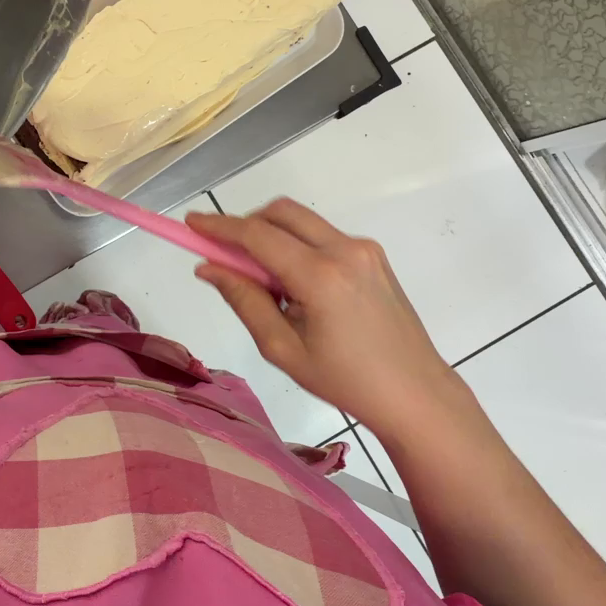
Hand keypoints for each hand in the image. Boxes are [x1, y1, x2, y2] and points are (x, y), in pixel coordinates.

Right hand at [187, 199, 466, 431]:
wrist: (415, 392)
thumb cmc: (344, 379)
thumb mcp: (281, 347)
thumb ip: (243, 300)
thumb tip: (208, 267)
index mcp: (320, 276)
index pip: (257, 235)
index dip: (218, 226)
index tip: (190, 224)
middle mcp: (345, 250)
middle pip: (280, 213)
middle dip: (245, 224)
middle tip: (223, 254)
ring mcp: (364, 250)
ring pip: (301, 221)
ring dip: (271, 236)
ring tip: (263, 282)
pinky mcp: (373, 257)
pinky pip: (321, 236)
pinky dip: (295, 246)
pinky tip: (293, 286)